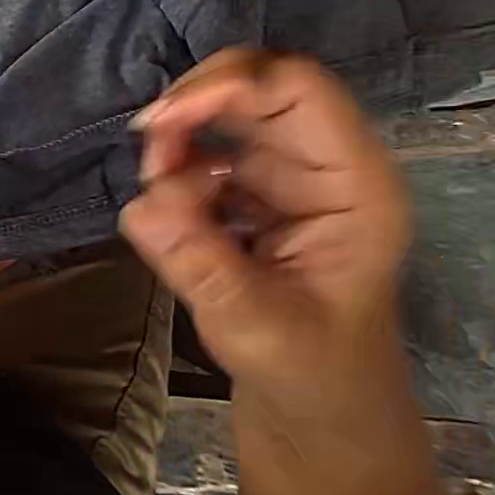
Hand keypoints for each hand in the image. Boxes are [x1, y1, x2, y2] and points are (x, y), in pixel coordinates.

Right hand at [119, 49, 412, 412]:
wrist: (315, 409)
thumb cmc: (309, 374)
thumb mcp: (257, 328)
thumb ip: (202, 265)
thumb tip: (142, 205)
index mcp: (352, 185)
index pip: (296, 89)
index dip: (226, 87)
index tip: (160, 126)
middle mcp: (320, 164)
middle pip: (253, 85)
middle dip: (190, 109)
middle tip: (149, 156)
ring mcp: (283, 175)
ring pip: (220, 114)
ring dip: (175, 143)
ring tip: (161, 200)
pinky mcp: (250, 192)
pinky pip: (201, 151)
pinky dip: (172, 169)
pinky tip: (172, 214)